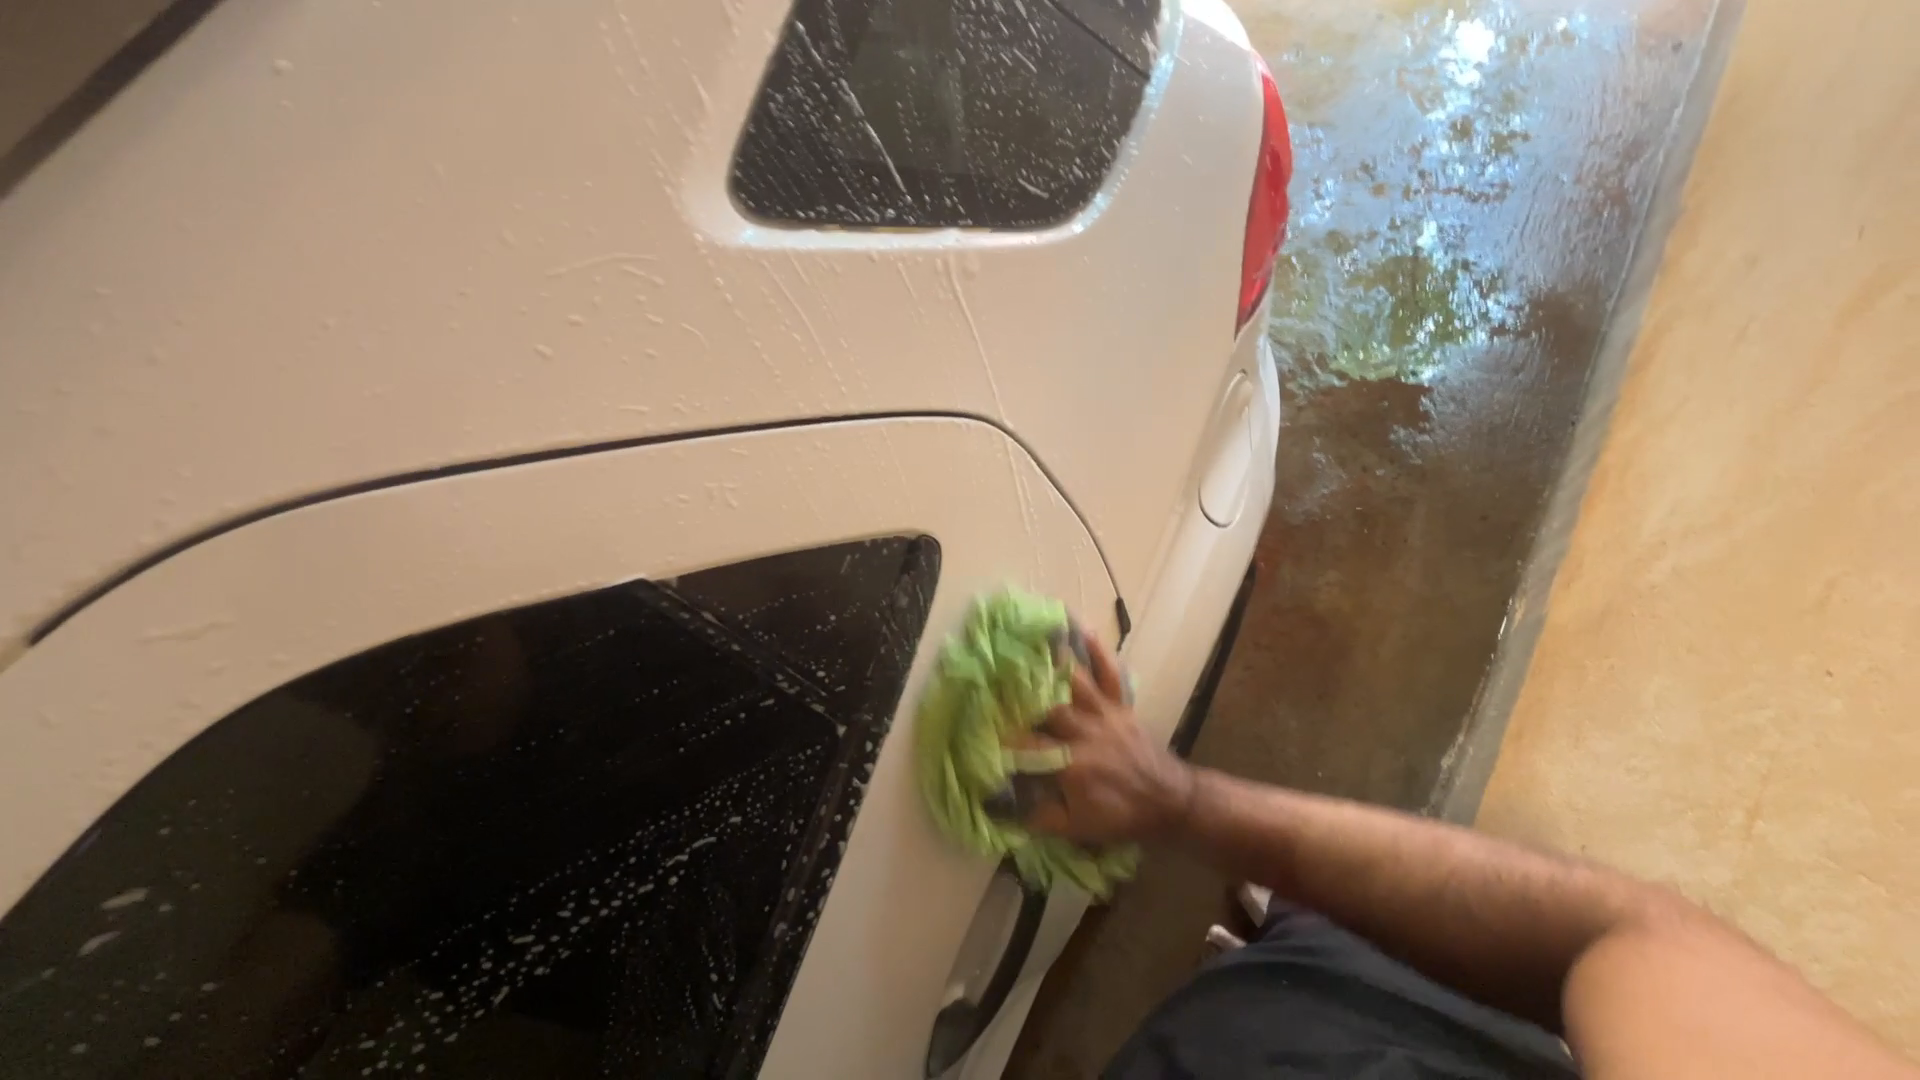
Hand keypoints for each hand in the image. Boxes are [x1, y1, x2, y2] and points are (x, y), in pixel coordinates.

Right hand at [1016, 629, 1196, 844]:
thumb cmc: (1119, 816)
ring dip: (1055, 663)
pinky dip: (1100, 653)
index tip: (984, 730)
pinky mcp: (1121, 707)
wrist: (1168, 803)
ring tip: (1034, 641)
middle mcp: (1085, 732)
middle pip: (1048, 708)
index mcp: (1070, 763)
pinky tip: (1085, 632)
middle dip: (1023, 695)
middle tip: (1000, 678)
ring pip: (1076, 684)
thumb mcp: (1075, 828)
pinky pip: (1111, 676)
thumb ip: (1039, 818)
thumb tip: (1002, 809)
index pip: (1028, 745)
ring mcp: (1104, 715)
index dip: (1005, 738)